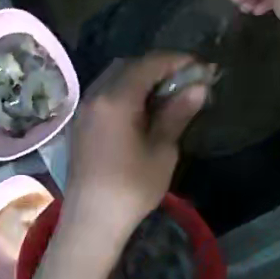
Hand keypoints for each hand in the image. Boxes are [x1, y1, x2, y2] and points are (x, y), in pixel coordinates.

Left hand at [61, 52, 207, 246]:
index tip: (201, 67)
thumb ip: (176, 114)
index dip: (175, 61)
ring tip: (167, 95)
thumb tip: (198, 87)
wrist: (91, 218)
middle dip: (156, 67)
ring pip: (111, 80)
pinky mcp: (78, 125)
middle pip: (125, 67)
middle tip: (185, 80)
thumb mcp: (162, 150)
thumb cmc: (131, 187)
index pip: (147, 64)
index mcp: (114, 100)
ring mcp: (82, 111)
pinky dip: (123, 93)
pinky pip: (102, 95)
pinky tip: (142, 110)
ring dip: (138, 79)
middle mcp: (93, 98)